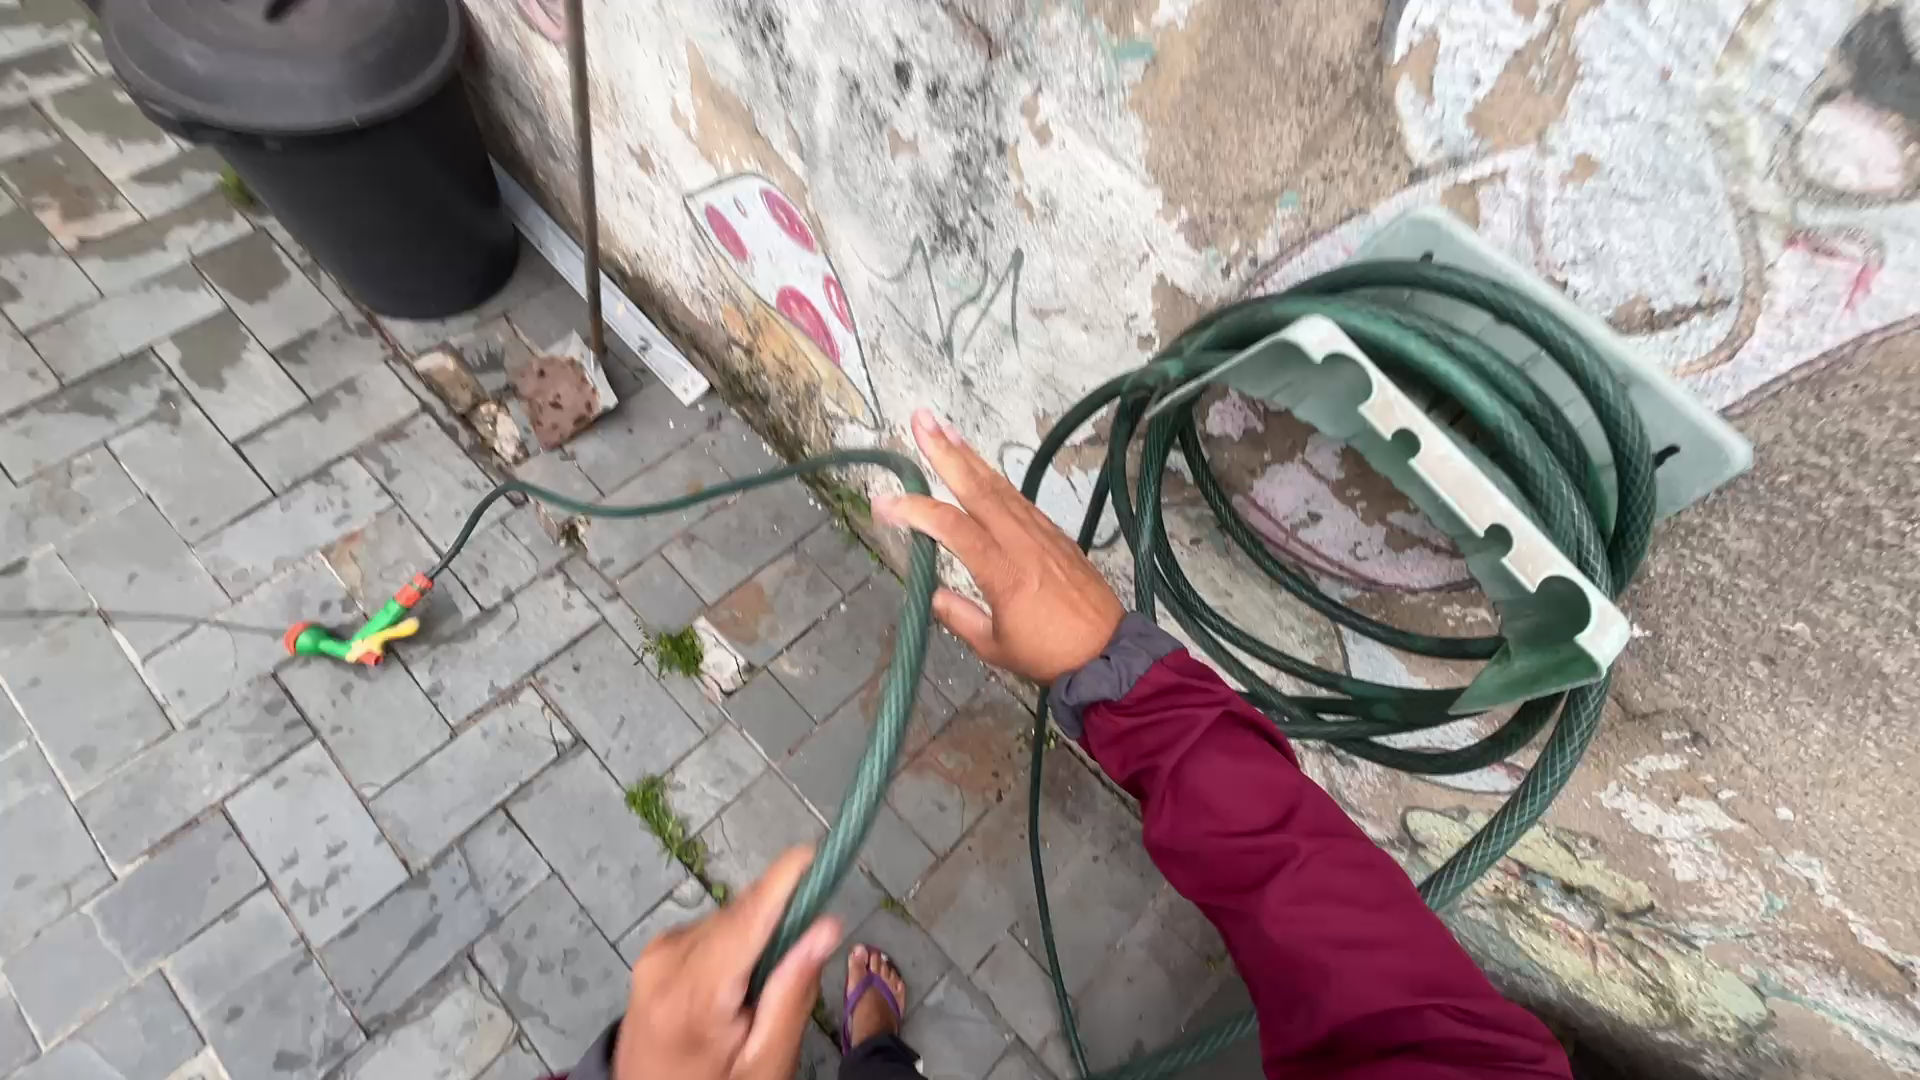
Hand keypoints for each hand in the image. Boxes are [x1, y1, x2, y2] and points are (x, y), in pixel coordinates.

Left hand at [614, 848, 840, 1079]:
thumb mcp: (765, 1064)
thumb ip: (794, 993)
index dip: (782, 879)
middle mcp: (668, 960)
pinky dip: (734, 942)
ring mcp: (656, 953)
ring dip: (757, 934)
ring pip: (730, 918)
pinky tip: (735, 983)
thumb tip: (829, 924)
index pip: (747, 918)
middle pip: (743, 916)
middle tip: (803, 957)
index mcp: (694, 995)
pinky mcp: (654, 950)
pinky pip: (712, 928)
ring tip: (761, 986)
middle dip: (779, 921)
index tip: (816, 851)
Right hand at [873, 409, 1123, 682]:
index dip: (915, 511)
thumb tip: (933, 594)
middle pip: (977, 488)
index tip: (884, 502)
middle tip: (920, 420)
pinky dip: (995, 478)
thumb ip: (959, 617)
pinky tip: (980, 468)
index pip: (950, 527)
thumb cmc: (1049, 655)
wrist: (1108, 651)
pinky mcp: (1054, 533)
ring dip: (970, 456)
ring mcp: (1041, 532)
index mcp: (1002, 570)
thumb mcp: (995, 647)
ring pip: (999, 486)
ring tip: (944, 429)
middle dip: (945, 451)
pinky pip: (1018, 498)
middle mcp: (1021, 541)